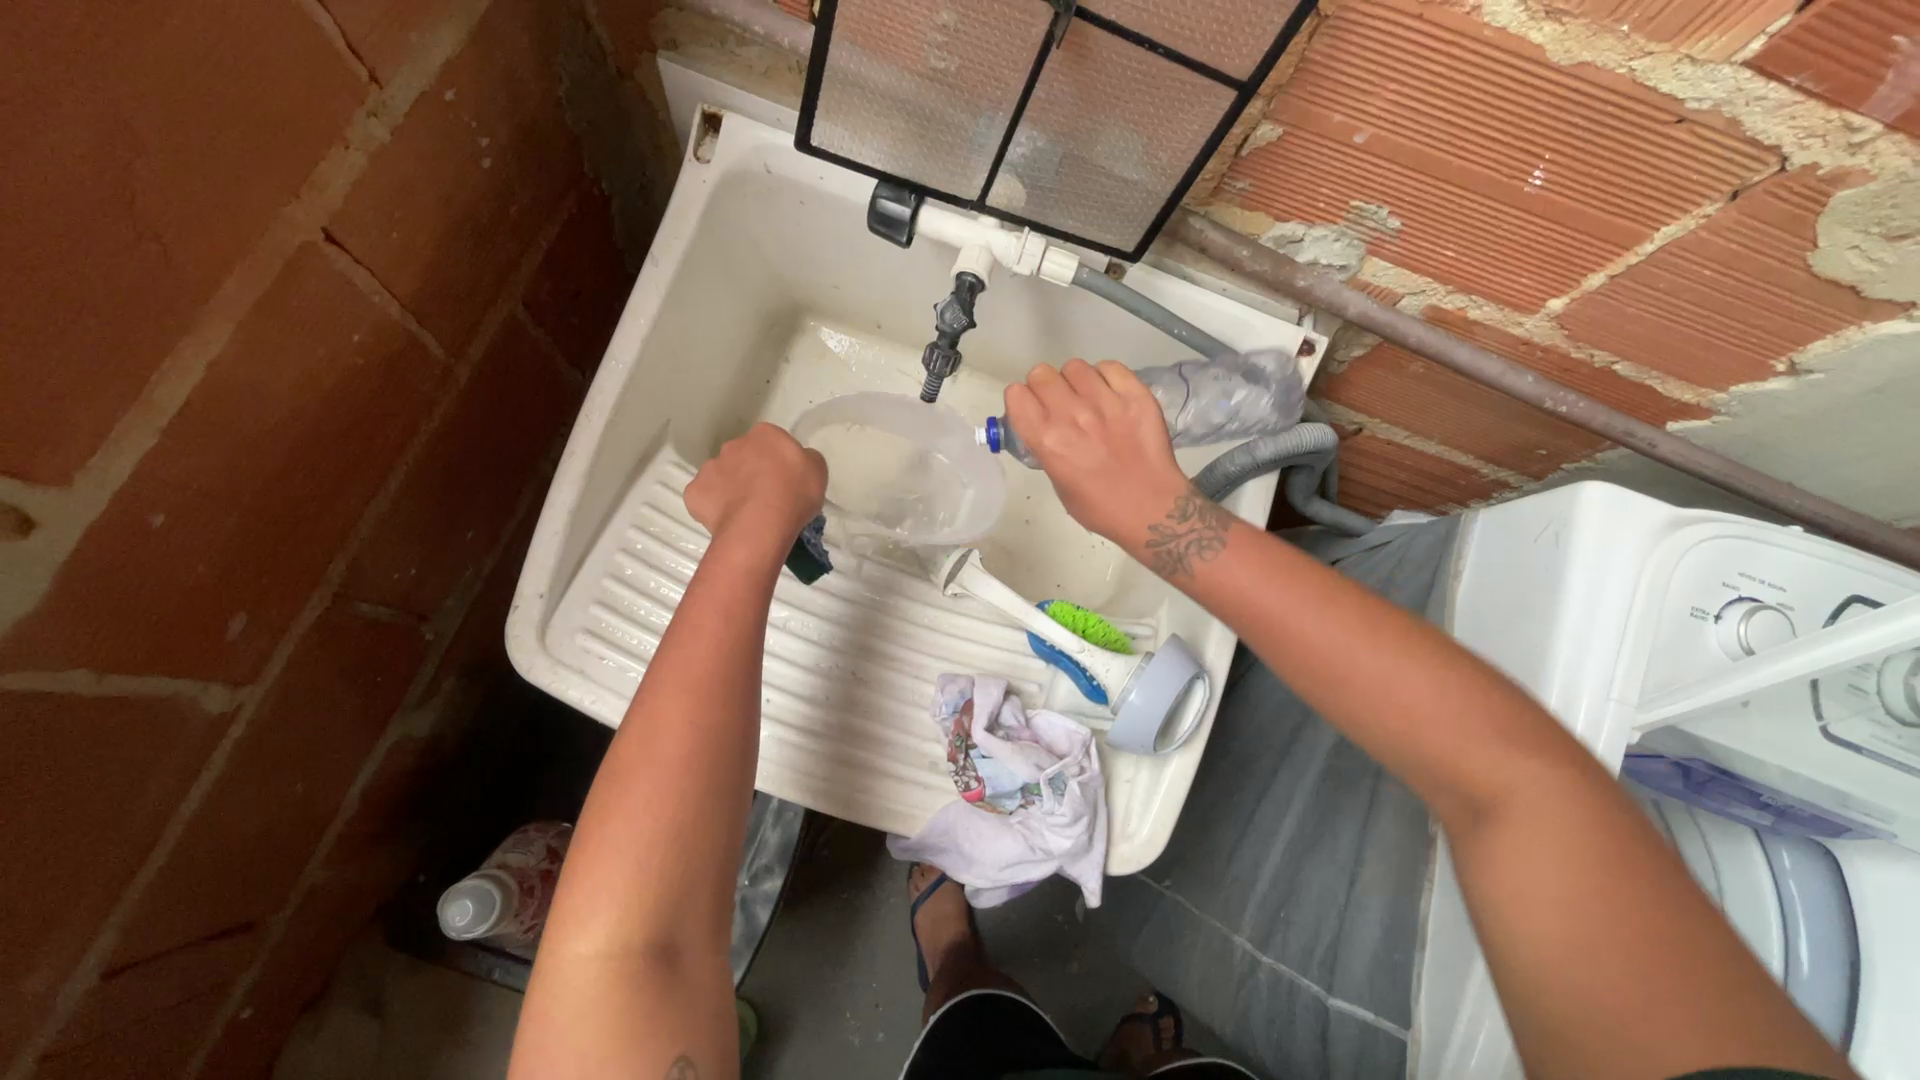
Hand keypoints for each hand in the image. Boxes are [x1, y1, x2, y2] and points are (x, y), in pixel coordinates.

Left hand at [685, 423, 826, 543]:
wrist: (759, 525)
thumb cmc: (794, 494)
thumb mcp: (818, 471)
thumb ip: (806, 459)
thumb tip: (799, 460)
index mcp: (765, 434)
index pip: (772, 441)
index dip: (779, 461)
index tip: (786, 480)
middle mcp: (734, 444)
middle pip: (744, 455)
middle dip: (751, 471)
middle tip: (766, 496)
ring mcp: (710, 467)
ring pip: (722, 475)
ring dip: (731, 488)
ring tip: (746, 513)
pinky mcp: (695, 492)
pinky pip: (704, 497)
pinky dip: (713, 506)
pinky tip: (727, 521)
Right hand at [1004, 359, 1188, 542]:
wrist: (1150, 508)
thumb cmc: (1100, 506)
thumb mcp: (1058, 482)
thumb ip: (1046, 448)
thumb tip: (1044, 425)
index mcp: (1047, 440)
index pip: (1016, 394)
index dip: (1022, 400)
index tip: (1032, 409)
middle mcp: (1071, 416)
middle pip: (1042, 374)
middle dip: (1045, 386)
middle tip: (1059, 403)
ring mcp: (1106, 403)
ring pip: (1075, 367)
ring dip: (1075, 381)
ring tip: (1087, 398)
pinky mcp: (1136, 395)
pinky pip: (1110, 367)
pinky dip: (1105, 377)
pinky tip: (1109, 395)